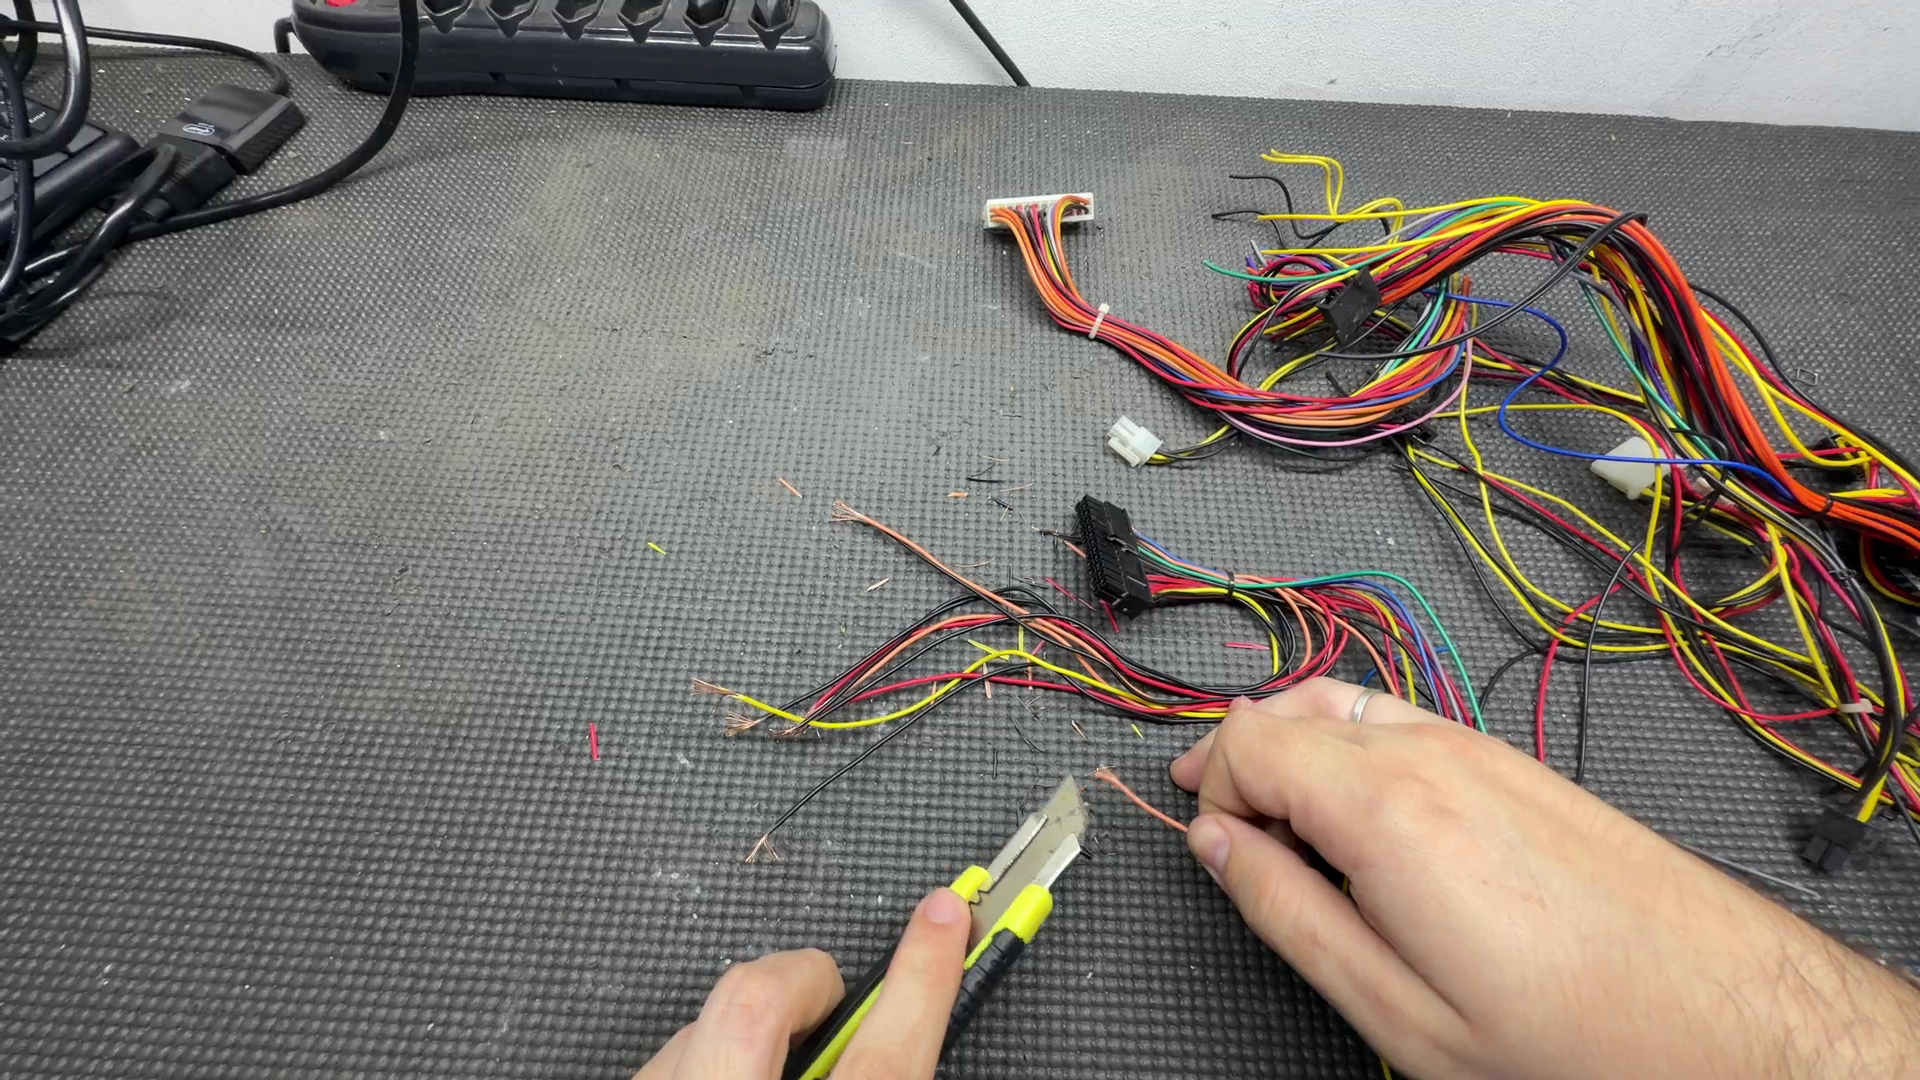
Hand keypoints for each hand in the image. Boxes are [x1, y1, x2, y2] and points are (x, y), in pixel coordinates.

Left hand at [635, 888, 969, 1079]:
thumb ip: (883, 1061)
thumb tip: (914, 1013)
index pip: (884, 1062)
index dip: (922, 977)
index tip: (946, 914)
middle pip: (756, 1002)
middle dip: (804, 976)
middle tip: (826, 999)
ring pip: (702, 1022)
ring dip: (747, 1030)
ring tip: (762, 1069)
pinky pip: (668, 1054)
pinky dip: (701, 1058)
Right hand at [1171, 678, 1919, 1079]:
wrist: (1749, 1030)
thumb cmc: (1572, 1037)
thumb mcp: (1397, 1008)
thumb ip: (1282, 909)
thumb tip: (1212, 840)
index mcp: (1382, 806)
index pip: (1244, 741)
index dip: (1213, 789)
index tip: (1225, 848)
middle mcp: (1418, 749)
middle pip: (1277, 712)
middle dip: (1234, 762)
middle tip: (1225, 821)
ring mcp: (1462, 741)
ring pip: (1327, 699)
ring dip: (1279, 741)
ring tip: (1264, 794)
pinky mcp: (1495, 752)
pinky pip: (1382, 711)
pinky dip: (1334, 735)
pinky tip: (1341, 787)